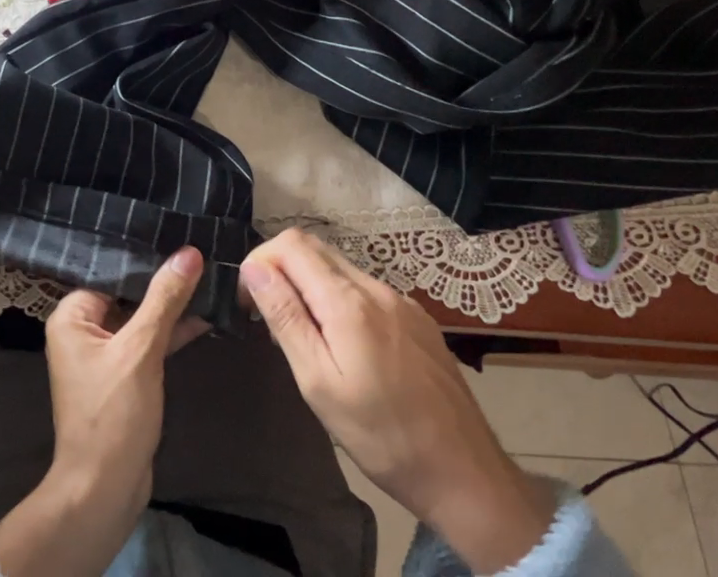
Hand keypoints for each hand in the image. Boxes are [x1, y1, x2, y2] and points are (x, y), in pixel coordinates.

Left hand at [0, 246, 207, 575]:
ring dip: (171, 308)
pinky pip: (146, 344)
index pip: (109, 273)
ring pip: (139, 320)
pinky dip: (170, 334)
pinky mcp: (122, 378)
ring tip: (212, 281)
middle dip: (162, 282)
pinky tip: (204, 319)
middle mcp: (81, 331)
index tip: (180, 238)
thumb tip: (188, 253)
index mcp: (71, 317)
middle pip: (125, 294)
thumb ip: (164, 300)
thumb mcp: (141, 351)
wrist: (104, 486)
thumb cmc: (113, 413)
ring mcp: (102, 356)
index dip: (144, 258)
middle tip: (202, 255)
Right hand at [241, 229, 553, 573]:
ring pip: (339, 269)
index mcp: (348, 302)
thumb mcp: (318, 382)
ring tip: (305, 340)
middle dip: (281, 271)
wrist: (466, 474)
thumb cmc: (381, 436)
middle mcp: (377, 289)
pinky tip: (343, 347)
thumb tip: (254, 268)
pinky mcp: (418, 320)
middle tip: (270, 320)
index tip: (251, 305)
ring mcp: (402, 303)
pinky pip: (365, 291)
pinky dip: (339, 302)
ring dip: (309, 288)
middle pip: (314, 248)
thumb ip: (286, 318)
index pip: (290, 243)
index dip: (260, 262)